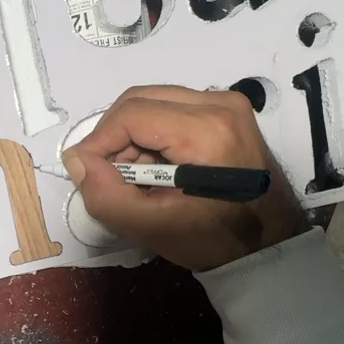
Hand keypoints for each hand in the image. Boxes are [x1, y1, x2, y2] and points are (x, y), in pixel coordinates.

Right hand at [62, 86, 308, 271]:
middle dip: (113, 138)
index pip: (130, 115)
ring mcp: (226, 103)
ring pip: (152, 102)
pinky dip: (151, 135)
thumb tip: (75, 160)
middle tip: (110, 175)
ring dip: (131, 137)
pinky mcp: (227, 110)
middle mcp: (219, 103)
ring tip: (135, 176)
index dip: (98, 142)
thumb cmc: (212, 239)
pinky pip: (171, 108)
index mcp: (206, 130)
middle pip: (139, 101)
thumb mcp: (151, 227)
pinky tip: (156, 167)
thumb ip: (106, 195)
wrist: (268, 242)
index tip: (85, 173)